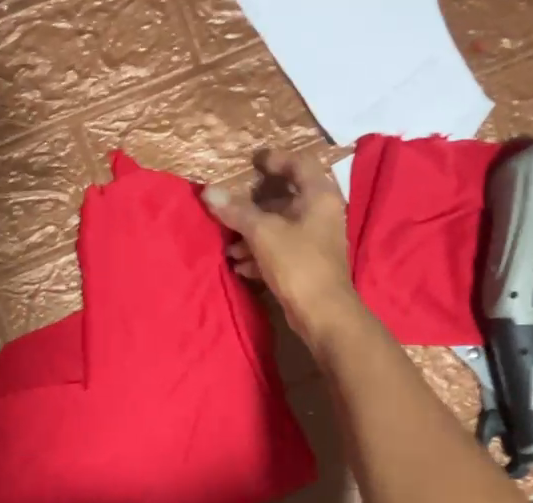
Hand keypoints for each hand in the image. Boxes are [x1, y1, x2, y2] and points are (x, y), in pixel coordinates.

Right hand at [203, 149, 364, 346]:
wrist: (323, 313)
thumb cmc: (298, 263)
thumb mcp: (263, 234)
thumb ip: (237, 212)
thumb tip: (209, 191)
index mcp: (318, 196)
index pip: (298, 164)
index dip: (275, 160)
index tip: (253, 161)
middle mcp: (322, 213)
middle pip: (286, 199)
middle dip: (254, 207)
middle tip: (231, 210)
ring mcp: (317, 241)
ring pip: (281, 228)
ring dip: (253, 235)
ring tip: (230, 248)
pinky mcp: (309, 265)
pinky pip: (281, 251)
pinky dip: (261, 254)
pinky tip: (241, 266)